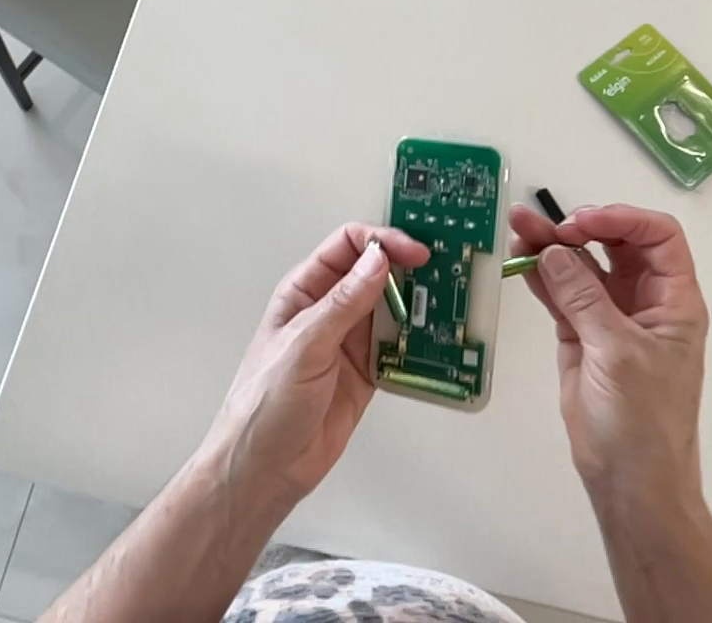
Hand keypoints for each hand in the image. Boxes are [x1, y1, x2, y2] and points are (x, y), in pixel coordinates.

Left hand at [198, 223, 429, 514]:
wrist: (264, 469)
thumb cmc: (263, 403)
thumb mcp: (304, 345)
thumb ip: (343, 303)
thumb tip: (377, 260)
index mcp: (305, 291)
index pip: (348, 246)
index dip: (382, 241)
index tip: (414, 251)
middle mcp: (329, 310)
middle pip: (376, 273)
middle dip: (408, 269)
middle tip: (442, 272)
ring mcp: (349, 341)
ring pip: (392, 309)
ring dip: (418, 306)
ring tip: (448, 304)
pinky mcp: (366, 372)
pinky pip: (399, 347)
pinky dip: (419, 344)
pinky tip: (436, 342)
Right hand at [509, 203, 710, 500]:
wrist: (629, 481)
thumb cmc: (643, 421)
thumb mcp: (619, 353)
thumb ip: (584, 298)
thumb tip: (553, 252)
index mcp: (672, 301)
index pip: (658, 238)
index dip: (622, 220)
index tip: (582, 222)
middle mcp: (642, 300)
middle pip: (614, 244)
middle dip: (579, 227)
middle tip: (545, 226)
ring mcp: (608, 315)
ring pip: (580, 265)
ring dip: (550, 245)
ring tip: (517, 226)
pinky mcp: (579, 333)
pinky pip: (559, 291)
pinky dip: (539, 274)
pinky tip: (519, 259)